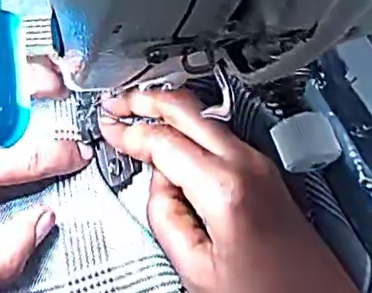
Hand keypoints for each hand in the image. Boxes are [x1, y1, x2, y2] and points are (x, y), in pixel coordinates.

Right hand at [99, 88, 354, 292]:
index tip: (108, 127)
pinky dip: (185, 126)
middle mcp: (245, 163)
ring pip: (200, 113)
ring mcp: (258, 162)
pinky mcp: (264, 170)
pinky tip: (170, 138)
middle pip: (183, 106)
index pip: (162, 141)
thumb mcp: (199, 273)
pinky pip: (215, 132)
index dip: (128, 132)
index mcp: (226, 188)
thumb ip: (165, 218)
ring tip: (136, 114)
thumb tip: (157, 187)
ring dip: (164, 108)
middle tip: (115, 102)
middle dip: (143, 98)